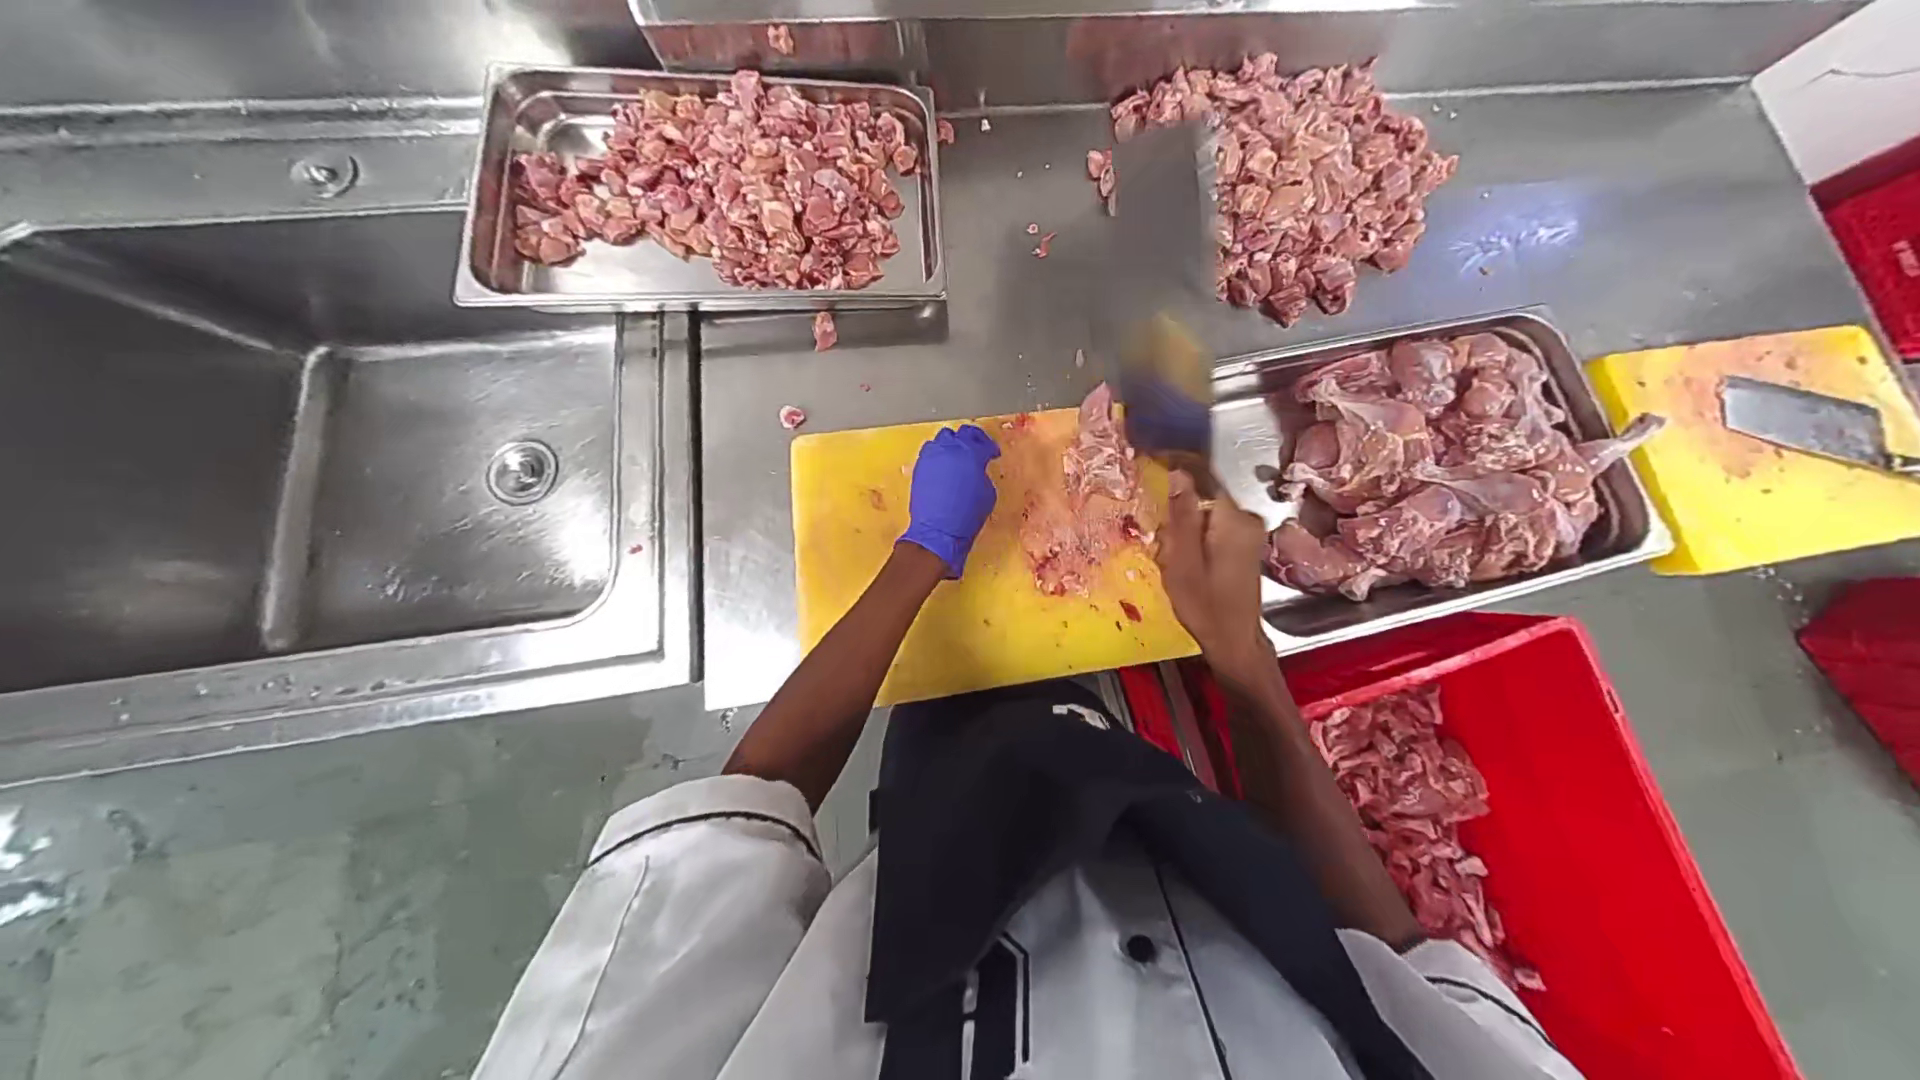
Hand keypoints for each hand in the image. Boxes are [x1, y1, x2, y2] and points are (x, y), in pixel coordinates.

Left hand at [900, 424, 1001, 577]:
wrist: (938, 530)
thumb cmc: (967, 514)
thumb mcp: (987, 492)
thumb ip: (982, 473)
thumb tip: (977, 469)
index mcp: (970, 453)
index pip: (982, 441)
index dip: (989, 446)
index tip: (992, 453)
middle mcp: (949, 449)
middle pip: (960, 433)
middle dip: (971, 439)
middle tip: (976, 449)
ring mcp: (931, 456)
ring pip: (942, 439)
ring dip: (952, 444)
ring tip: (958, 456)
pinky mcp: (919, 466)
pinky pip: (930, 452)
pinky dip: (939, 455)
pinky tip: (944, 466)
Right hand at [1156, 470, 1274, 689]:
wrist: (1233, 640)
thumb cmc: (1203, 604)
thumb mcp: (1182, 560)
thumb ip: (1182, 514)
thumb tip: (1178, 473)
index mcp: (1232, 519)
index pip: (1203, 475)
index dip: (1176, 462)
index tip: (1151, 457)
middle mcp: (1245, 519)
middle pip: (1201, 497)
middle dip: (1176, 514)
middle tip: (1160, 544)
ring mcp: (1247, 532)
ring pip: (1204, 514)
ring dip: (1182, 529)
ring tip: (1168, 559)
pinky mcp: (1243, 544)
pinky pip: (1211, 527)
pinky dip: (1193, 539)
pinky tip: (1182, 563)